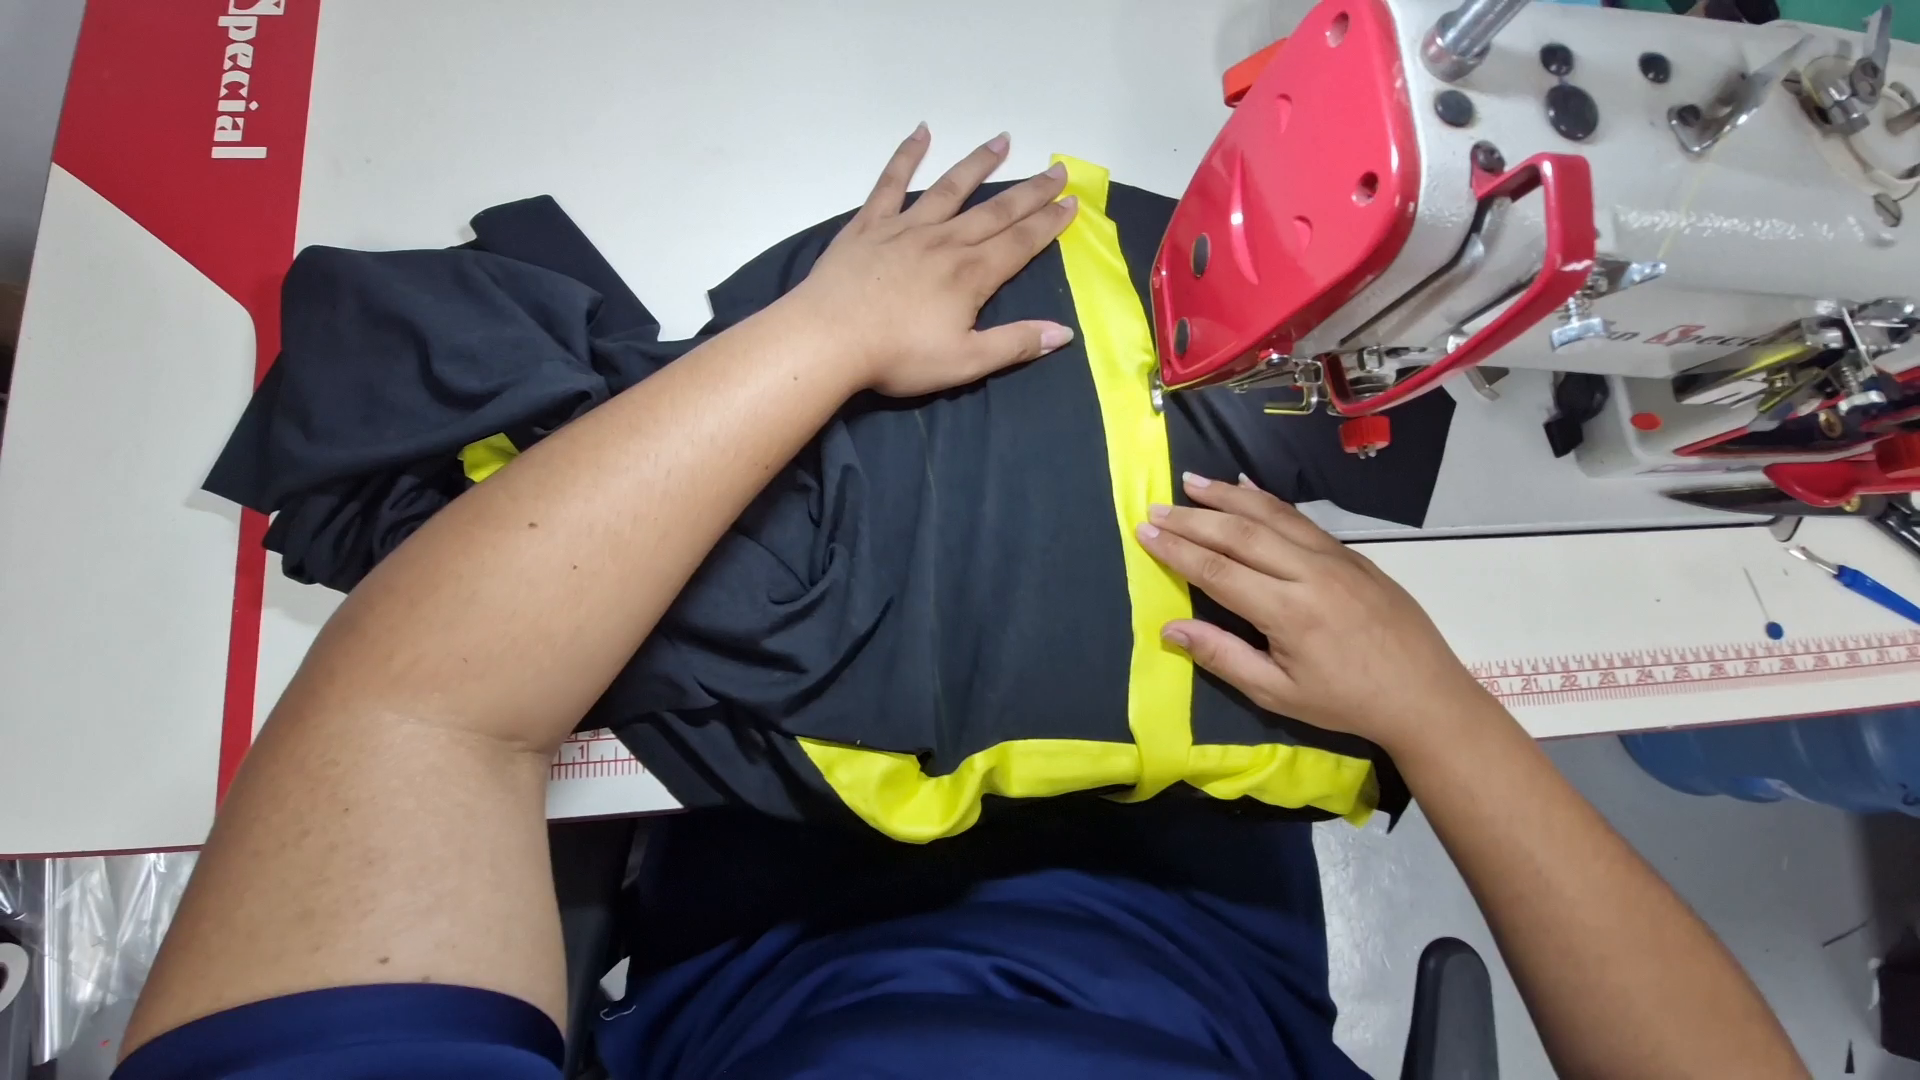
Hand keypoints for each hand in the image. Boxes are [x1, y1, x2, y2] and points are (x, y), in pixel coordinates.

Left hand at [786, 124, 1079, 397]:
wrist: (830, 338)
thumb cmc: (899, 356)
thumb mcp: (966, 361)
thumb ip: (1016, 344)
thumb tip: (1064, 333)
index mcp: (971, 275)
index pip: (1020, 243)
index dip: (1049, 224)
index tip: (1071, 202)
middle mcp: (945, 241)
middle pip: (996, 211)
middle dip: (1030, 192)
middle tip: (1056, 170)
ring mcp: (906, 228)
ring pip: (951, 188)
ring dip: (979, 164)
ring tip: (1002, 141)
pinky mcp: (869, 225)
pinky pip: (890, 183)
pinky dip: (906, 155)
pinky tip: (921, 132)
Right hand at [1134, 472, 1495, 753]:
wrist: (1425, 694)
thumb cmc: (1346, 701)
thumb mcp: (1278, 693)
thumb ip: (1222, 657)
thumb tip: (1169, 627)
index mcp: (1289, 613)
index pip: (1218, 571)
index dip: (1177, 549)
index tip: (1144, 531)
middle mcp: (1309, 573)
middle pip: (1239, 533)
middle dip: (1192, 518)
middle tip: (1155, 506)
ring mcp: (1333, 557)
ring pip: (1271, 514)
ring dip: (1226, 495)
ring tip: (1191, 481)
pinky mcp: (1349, 553)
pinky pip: (1299, 517)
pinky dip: (1266, 498)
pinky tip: (1244, 485)